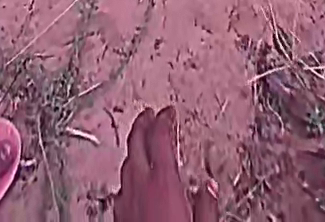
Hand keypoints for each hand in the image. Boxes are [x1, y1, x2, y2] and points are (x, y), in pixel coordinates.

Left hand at [111, 107, 217, 221]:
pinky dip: (131, 173)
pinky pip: (123, 183)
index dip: (164, 120)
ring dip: (136, 147)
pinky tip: (137, 179)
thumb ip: (205, 206)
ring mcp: (125, 198)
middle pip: (136, 140)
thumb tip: (207, 188)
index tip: (169, 113)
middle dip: (144, 123)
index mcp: (162, 181)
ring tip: (144, 141)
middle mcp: (139, 183)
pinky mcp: (118, 214)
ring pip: (127, 161)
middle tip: (151, 115)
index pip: (160, 137)